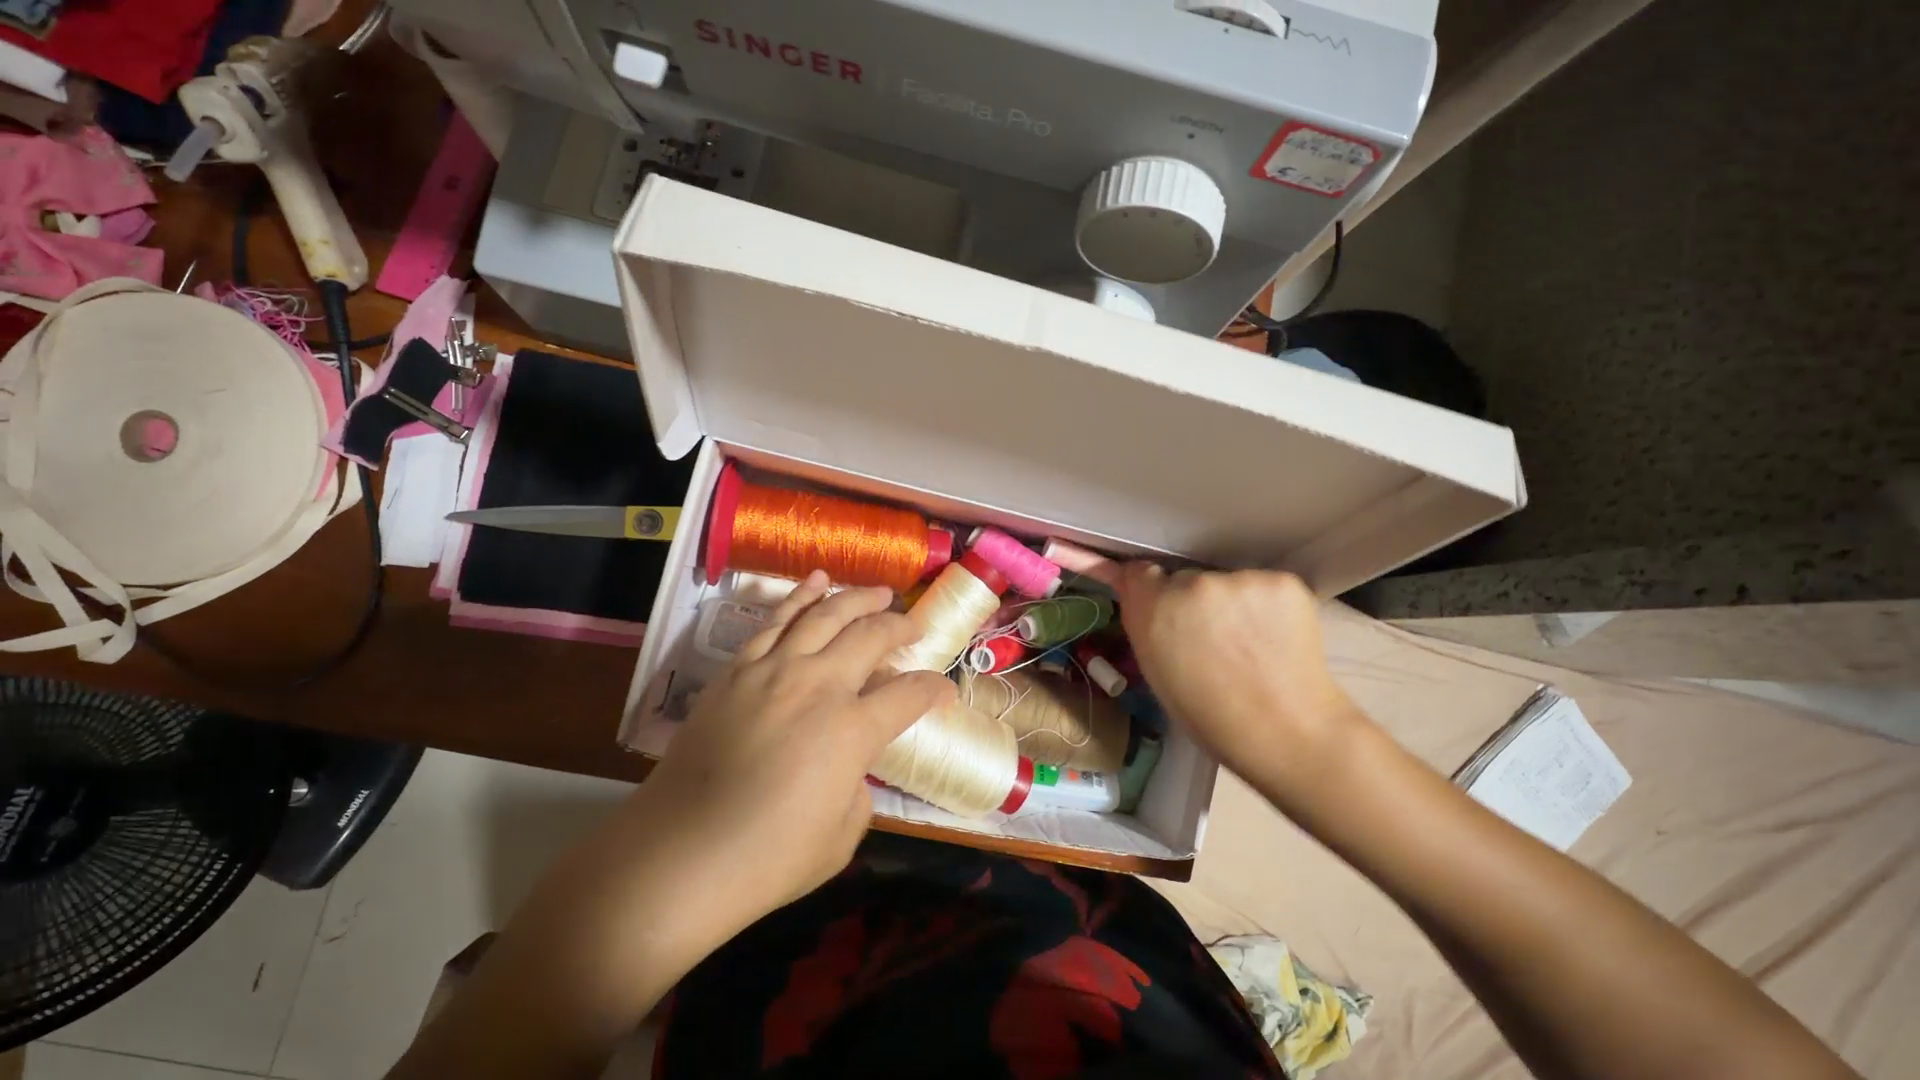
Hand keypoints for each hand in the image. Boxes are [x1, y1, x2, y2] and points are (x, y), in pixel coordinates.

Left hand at [634, 572, 954, 924]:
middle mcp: (818, 686)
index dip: (934, 691)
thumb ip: (857, 788)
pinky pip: (774, 622)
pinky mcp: (735, 672)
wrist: (681, 852)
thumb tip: (848, 765)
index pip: (910, 695)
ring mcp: (773, 672)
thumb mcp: (842, 837)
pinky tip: (816, 583)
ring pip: (824, 615)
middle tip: (914, 626)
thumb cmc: (769, 859)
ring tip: (878, 592)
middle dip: (901, 626)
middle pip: (871, 637)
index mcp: (853, 731)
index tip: (944, 692)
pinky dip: (799, 597)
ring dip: (857, 598)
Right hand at [1110, 564, 1363, 787]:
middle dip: (1195, 603)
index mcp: (1154, 610)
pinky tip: (1276, 639)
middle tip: (1214, 642)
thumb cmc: (1211, 717)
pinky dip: (1269, 607)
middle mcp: (1193, 585)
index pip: (1140, 572)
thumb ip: (1145, 623)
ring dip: (1234, 604)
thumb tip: (1116, 579)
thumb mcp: (1158, 672)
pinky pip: (1265, 587)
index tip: (1160, 603)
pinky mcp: (1282, 582)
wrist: (1285, 732)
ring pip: (1229, 584)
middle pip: (1188, 580)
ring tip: (1251, 646)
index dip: (1152, 589)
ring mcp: (1240, 581)